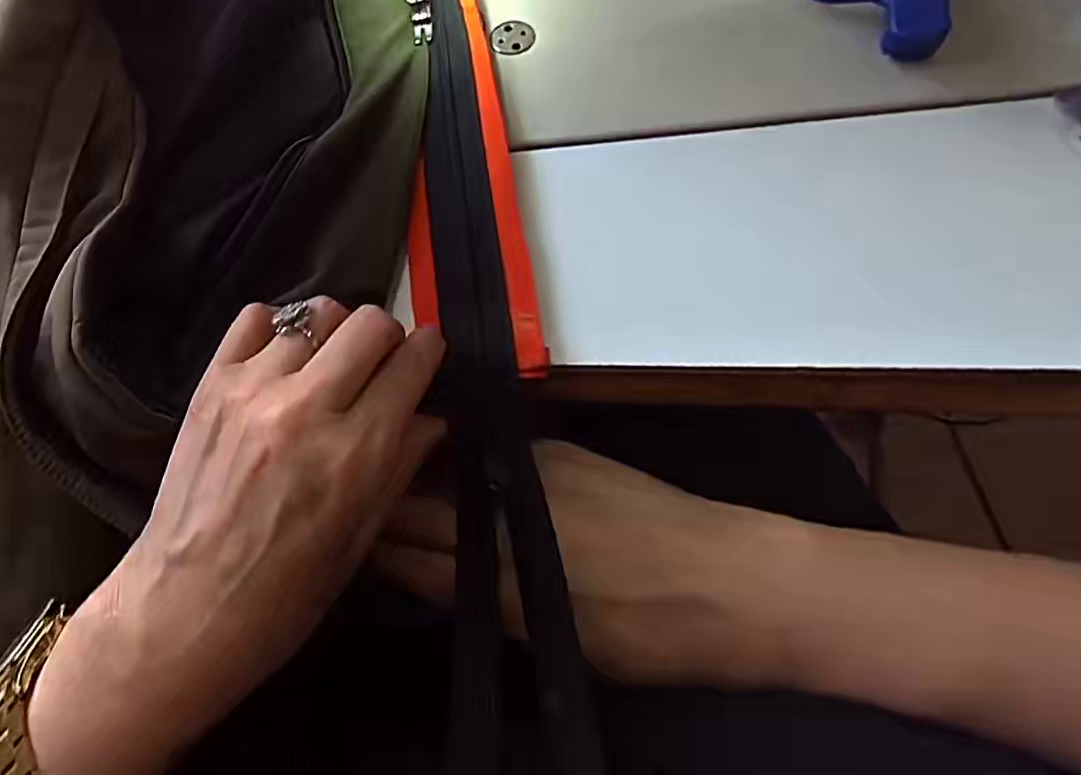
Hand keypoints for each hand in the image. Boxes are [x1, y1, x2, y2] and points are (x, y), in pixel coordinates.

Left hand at [29, 299, 446, 773]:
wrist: (182, 612)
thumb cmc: (285, 593)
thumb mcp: (362, 537)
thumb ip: (402, 461)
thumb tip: (432, 413)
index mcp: (353, 454)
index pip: (412, 363)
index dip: (430, 352)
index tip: (427, 357)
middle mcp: (306, 408)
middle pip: (370, 322)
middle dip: (388, 337)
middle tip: (381, 364)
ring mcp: (253, 389)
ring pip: (318, 311)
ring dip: (337, 332)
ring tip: (330, 364)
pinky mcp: (212, 383)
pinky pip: (256, 317)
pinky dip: (279, 328)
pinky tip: (282, 360)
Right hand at [375, 439, 809, 687]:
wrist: (738, 579)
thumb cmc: (646, 624)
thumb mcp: (551, 627)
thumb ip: (473, 593)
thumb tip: (405, 566)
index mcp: (505, 532)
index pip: (416, 530)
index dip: (375, 531)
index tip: (341, 533)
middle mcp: (513, 484)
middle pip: (429, 492)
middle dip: (387, 501)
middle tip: (350, 507)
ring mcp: (539, 462)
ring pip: (457, 471)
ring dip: (422, 483)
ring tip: (388, 493)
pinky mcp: (563, 453)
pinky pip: (491, 459)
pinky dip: (464, 472)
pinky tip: (452, 480)